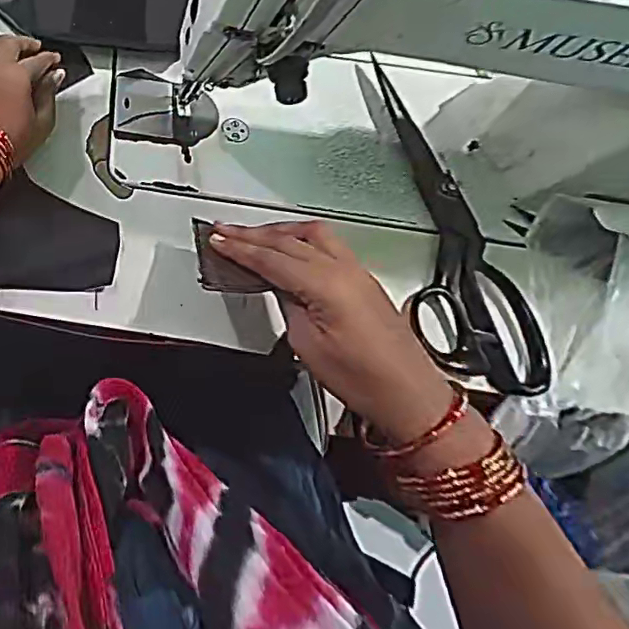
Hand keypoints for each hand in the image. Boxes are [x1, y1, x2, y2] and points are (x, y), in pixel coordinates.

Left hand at [0, 35, 63, 166]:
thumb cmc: (10, 140)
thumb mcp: (43, 119)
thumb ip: (49, 92)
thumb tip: (54, 77)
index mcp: (18, 75)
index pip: (38, 59)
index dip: (50, 58)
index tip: (55, 61)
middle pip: (10, 44)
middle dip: (26, 42)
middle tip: (36, 47)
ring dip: (1, 42)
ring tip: (11, 44)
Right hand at [208, 221, 455, 443]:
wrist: (410, 398)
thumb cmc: (366, 380)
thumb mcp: (306, 343)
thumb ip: (285, 304)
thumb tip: (274, 285)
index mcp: (327, 284)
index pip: (271, 257)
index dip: (239, 248)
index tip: (218, 241)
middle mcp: (345, 270)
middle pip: (288, 239)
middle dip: (251, 233)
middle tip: (224, 231)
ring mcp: (358, 272)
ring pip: (310, 234)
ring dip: (277, 230)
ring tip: (252, 233)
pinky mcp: (364, 280)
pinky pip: (327, 243)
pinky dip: (299, 238)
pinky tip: (289, 244)